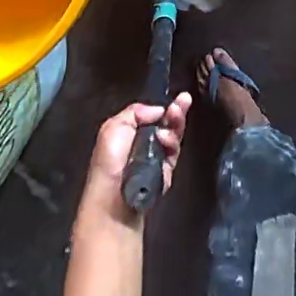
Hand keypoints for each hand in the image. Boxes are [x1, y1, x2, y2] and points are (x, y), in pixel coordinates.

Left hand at [79, 94, 192, 225]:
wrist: (115, 197)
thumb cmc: (110, 161)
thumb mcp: (113, 127)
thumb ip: (136, 112)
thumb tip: (159, 110)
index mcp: (129, 132)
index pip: (152, 116)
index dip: (164, 107)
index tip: (178, 98)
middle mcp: (144, 144)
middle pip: (167, 123)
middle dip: (176, 112)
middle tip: (185, 100)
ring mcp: (157, 157)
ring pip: (174, 136)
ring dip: (176, 123)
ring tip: (175, 115)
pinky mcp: (167, 171)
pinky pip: (175, 152)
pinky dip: (173, 143)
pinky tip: (167, 138)